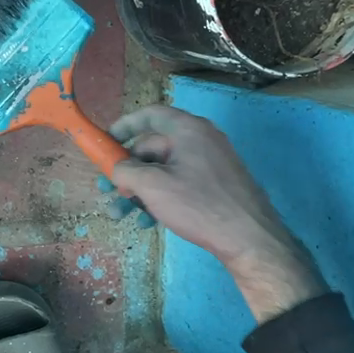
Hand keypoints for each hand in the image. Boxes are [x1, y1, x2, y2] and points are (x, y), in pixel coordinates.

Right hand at [107, 106, 328, 320]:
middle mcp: (200, 140)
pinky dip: (159, 199)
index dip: (124, 125)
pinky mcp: (214, 187)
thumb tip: (117, 169)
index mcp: (188, 129)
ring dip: (138, 191)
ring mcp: (209, 164)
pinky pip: (178, 185)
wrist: (248, 237)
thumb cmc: (198, 204)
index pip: (150, 115)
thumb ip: (126, 171)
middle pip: (153, 148)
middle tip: (106, 190)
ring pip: (163, 171)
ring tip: (118, 214)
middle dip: (126, 171)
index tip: (105, 142)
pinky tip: (145, 222)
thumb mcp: (153, 186)